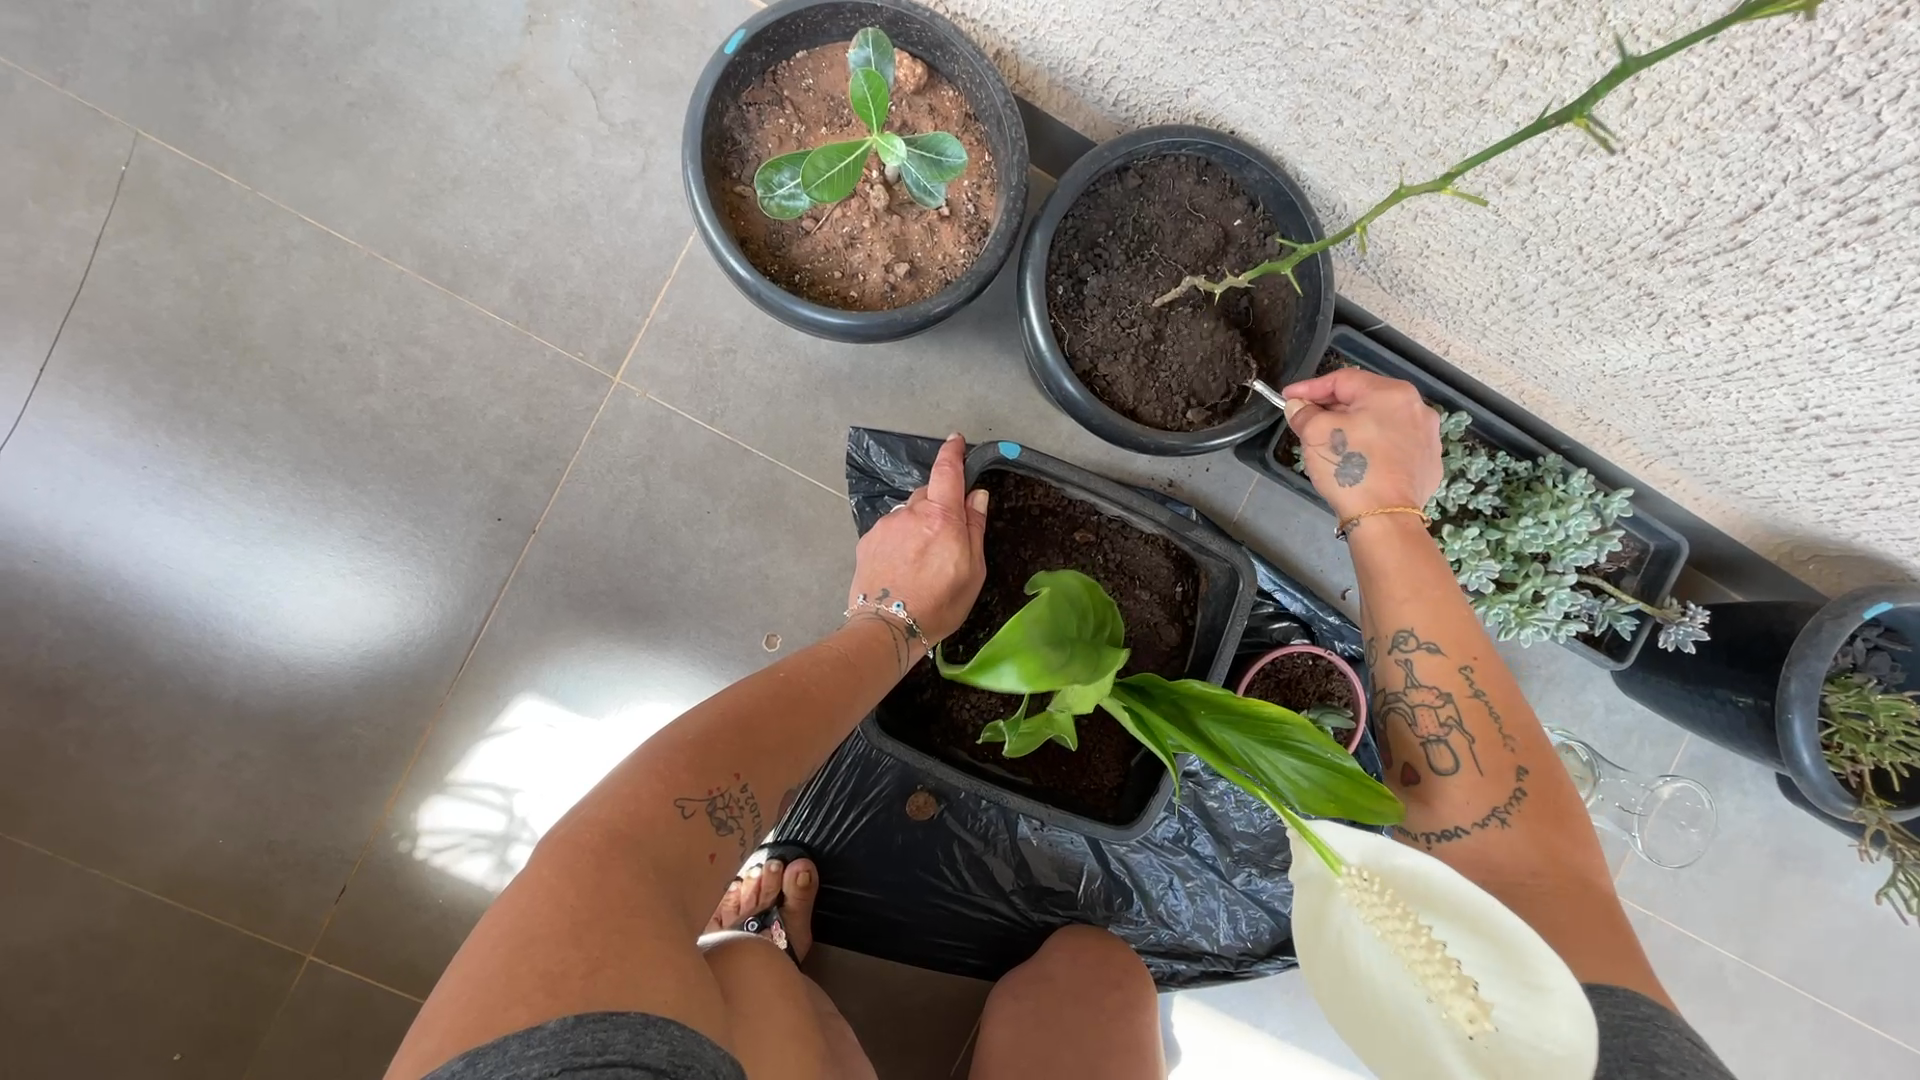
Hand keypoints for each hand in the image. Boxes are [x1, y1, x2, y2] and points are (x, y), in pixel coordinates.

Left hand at [847, 434, 988, 650]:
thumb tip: (977, 495)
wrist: (887, 628)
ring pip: (907, 514)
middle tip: (945, 540)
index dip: (953, 452)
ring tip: (921, 562)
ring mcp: (886, 525)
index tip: (956, 441)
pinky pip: (891, 530)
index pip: (947, 471)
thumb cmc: (939, 604)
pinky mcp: (868, 540)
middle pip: (927, 495)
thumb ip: (974, 528)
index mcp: (941, 517)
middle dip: (938, 507)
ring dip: (917, 526)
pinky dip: (900, 539)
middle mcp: (911, 513)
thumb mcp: (973, 570)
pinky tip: (902, 566)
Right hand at [1283, 369, 1442, 521]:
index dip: (1309, 388)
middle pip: (1364, 399)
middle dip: (1332, 408)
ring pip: (1380, 422)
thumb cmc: (1350, 468)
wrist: (1385, 516)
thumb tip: (1299, 407)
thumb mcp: (1316, 434)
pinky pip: (1394, 445)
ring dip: (1353, 427)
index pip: (1342, 380)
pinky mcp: (1427, 462)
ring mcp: (1426, 436)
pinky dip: (1373, 447)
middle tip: (1306, 421)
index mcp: (1390, 393)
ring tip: (1331, 442)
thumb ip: (1304, 414)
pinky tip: (1358, 462)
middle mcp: (1416, 407)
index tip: (1287, 398)